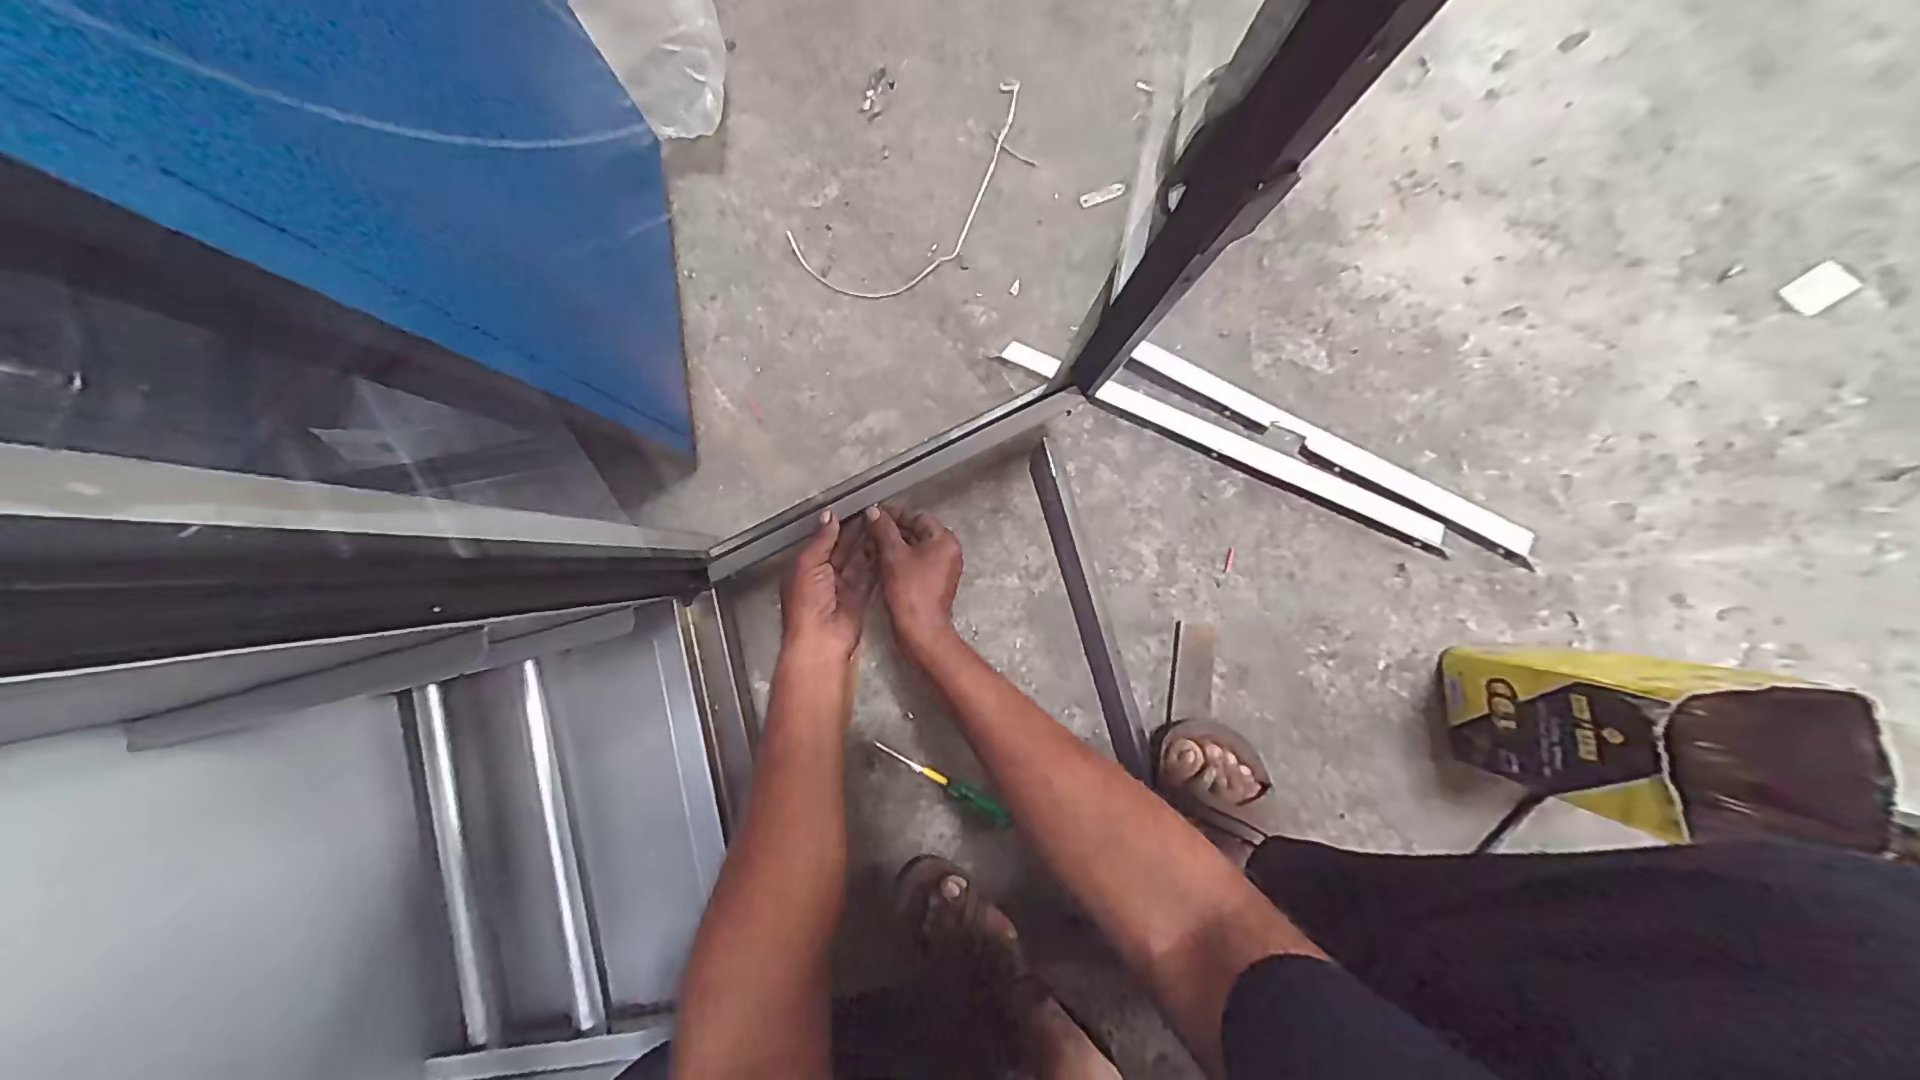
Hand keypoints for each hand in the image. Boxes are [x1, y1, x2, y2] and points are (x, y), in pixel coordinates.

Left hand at [781, 510, 875, 665]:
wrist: (821, 640)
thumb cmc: (807, 602)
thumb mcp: (807, 564)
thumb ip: (821, 540)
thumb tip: (829, 516)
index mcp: (805, 567)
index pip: (823, 541)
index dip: (838, 525)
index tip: (854, 508)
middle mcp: (824, 576)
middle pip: (843, 549)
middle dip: (856, 532)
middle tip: (873, 513)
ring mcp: (843, 587)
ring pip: (858, 560)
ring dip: (868, 544)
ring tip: (883, 525)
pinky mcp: (860, 597)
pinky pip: (869, 576)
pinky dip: (877, 563)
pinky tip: (886, 547)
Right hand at [866, 505, 962, 655]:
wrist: (920, 629)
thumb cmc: (910, 591)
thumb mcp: (893, 555)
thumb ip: (883, 529)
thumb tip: (873, 511)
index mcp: (945, 540)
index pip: (917, 516)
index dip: (894, 513)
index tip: (874, 513)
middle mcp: (948, 551)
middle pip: (917, 531)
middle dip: (892, 529)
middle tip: (869, 527)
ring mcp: (942, 568)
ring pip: (914, 548)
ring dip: (893, 544)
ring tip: (870, 542)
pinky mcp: (934, 582)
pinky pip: (915, 563)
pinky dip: (899, 559)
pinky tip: (879, 560)